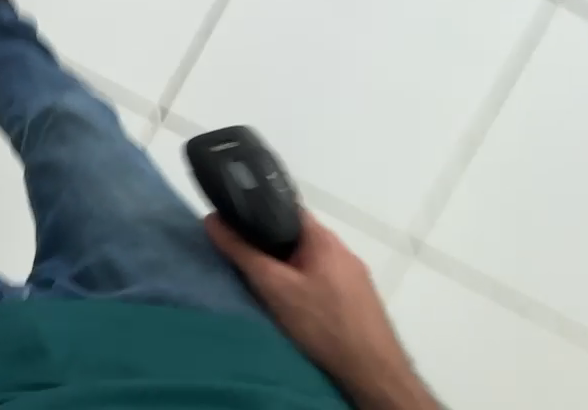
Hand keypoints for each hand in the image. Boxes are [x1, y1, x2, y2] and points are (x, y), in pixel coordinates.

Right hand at [206, 213, 436, 409]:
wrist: (376, 378)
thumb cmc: (323, 324)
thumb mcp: (272, 285)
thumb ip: (240, 250)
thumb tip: (210, 219)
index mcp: (325, 239)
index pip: (284, 208)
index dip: (255, 210)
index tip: (232, 220)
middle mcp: (343, 252)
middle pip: (294, 235)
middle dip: (266, 242)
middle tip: (241, 253)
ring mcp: (355, 277)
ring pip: (307, 258)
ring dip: (284, 264)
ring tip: (262, 278)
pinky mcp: (359, 300)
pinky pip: (321, 278)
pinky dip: (301, 281)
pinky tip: (290, 300)